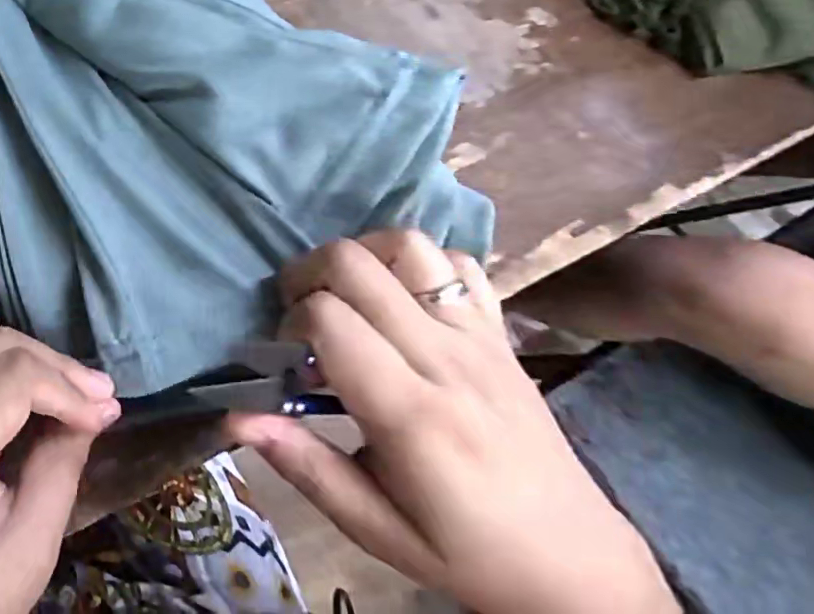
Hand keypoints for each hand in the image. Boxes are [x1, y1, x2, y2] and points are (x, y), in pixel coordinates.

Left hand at [0, 327, 121, 613]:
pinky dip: (8, 372)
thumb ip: (61, 465)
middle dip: (55, 364)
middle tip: (101, 396)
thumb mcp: (27, 547)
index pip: (15, 374)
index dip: (68, 386)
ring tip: (81, 393)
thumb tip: (95, 409)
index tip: (105, 416)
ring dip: (34, 362)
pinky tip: (41, 396)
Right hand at [229, 231, 676, 613]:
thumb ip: (304, 465)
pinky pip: (458, 263)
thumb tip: (233, 416)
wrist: (581, 569)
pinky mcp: (500, 333)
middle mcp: (447, 360)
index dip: (291, 323)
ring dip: (361, 256)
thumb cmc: (466, 553)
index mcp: (413, 415)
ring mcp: (480, 338)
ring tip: (346, 295)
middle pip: (355, 263)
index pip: (329, 318)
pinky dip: (418, 263)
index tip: (289, 358)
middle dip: (307, 274)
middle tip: (299, 313)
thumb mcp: (375, 529)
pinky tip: (401, 298)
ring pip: (407, 245)